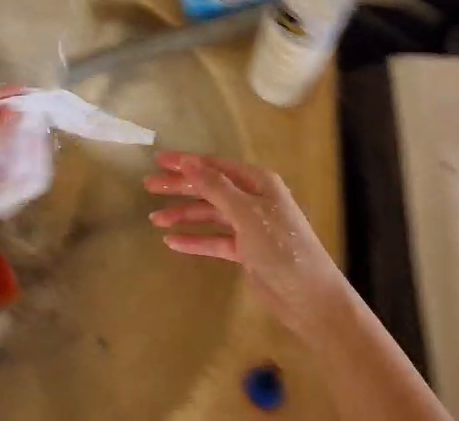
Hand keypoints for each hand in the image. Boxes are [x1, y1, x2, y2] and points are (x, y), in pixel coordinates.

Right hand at [145, 151, 344, 334]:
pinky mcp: (246, 251)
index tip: (158, 160)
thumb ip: (215, 187)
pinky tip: (172, 242)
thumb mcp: (246, 213)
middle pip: (210, 188)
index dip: (187, 162)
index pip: (215, 165)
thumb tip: (189, 161)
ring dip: (184, 215)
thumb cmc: (282, 247)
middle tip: (148, 186)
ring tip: (155, 219)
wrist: (310, 298)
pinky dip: (195, 240)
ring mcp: (249, 226)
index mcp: (258, 182)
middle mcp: (253, 199)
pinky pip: (215, 240)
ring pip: (210, 215)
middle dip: (180, 187)